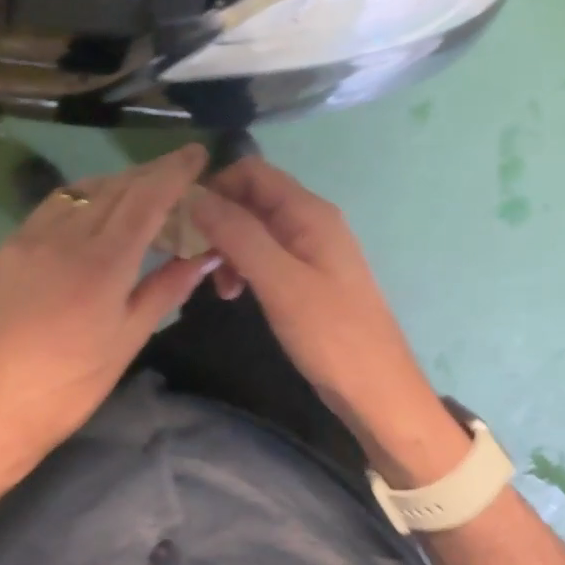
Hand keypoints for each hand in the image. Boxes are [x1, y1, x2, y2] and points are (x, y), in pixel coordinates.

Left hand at [0, 144, 220, 468]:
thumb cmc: (73, 384)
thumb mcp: (129, 339)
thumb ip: (167, 287)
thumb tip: (203, 254)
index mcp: (102, 265)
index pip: (145, 199)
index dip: (174, 172)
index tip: (198, 153)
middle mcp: (67, 237)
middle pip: (118, 186)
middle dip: (153, 173)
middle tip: (181, 170)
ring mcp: (36, 235)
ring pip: (87, 188)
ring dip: (121, 182)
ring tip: (146, 188)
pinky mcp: (15, 241)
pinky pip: (59, 202)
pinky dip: (88, 195)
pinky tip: (101, 206)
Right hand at [191, 158, 471, 486]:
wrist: (378, 393)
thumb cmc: (331, 334)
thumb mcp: (280, 282)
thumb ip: (239, 235)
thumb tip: (197, 196)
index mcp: (309, 212)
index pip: (253, 171)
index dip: (216, 186)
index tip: (186, 219)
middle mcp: (310, 220)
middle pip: (252, 198)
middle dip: (218, 220)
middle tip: (194, 257)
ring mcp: (310, 248)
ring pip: (254, 228)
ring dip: (228, 247)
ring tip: (217, 285)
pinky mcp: (306, 276)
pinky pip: (265, 254)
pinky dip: (243, 266)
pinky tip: (233, 293)